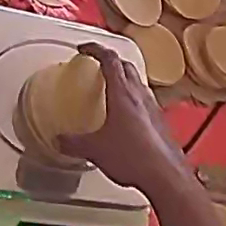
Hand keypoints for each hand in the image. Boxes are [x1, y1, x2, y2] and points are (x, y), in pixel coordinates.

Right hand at [59, 44, 190, 197]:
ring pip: (138, 82)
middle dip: (111, 61)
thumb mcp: (95, 150)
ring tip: (112, 88)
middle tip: (98, 64)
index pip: (109, 59)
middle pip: (126, 66)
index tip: (84, 48)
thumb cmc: (134, 157)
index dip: (95, 49)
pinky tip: (127, 116)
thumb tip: (59, 140)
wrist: (166, 177)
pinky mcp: (160, 122)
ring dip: (124, 78)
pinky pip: (145, 100)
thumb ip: (74, 143)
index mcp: (122, 93)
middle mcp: (140, 95)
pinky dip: (133, 98)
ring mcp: (153, 108)